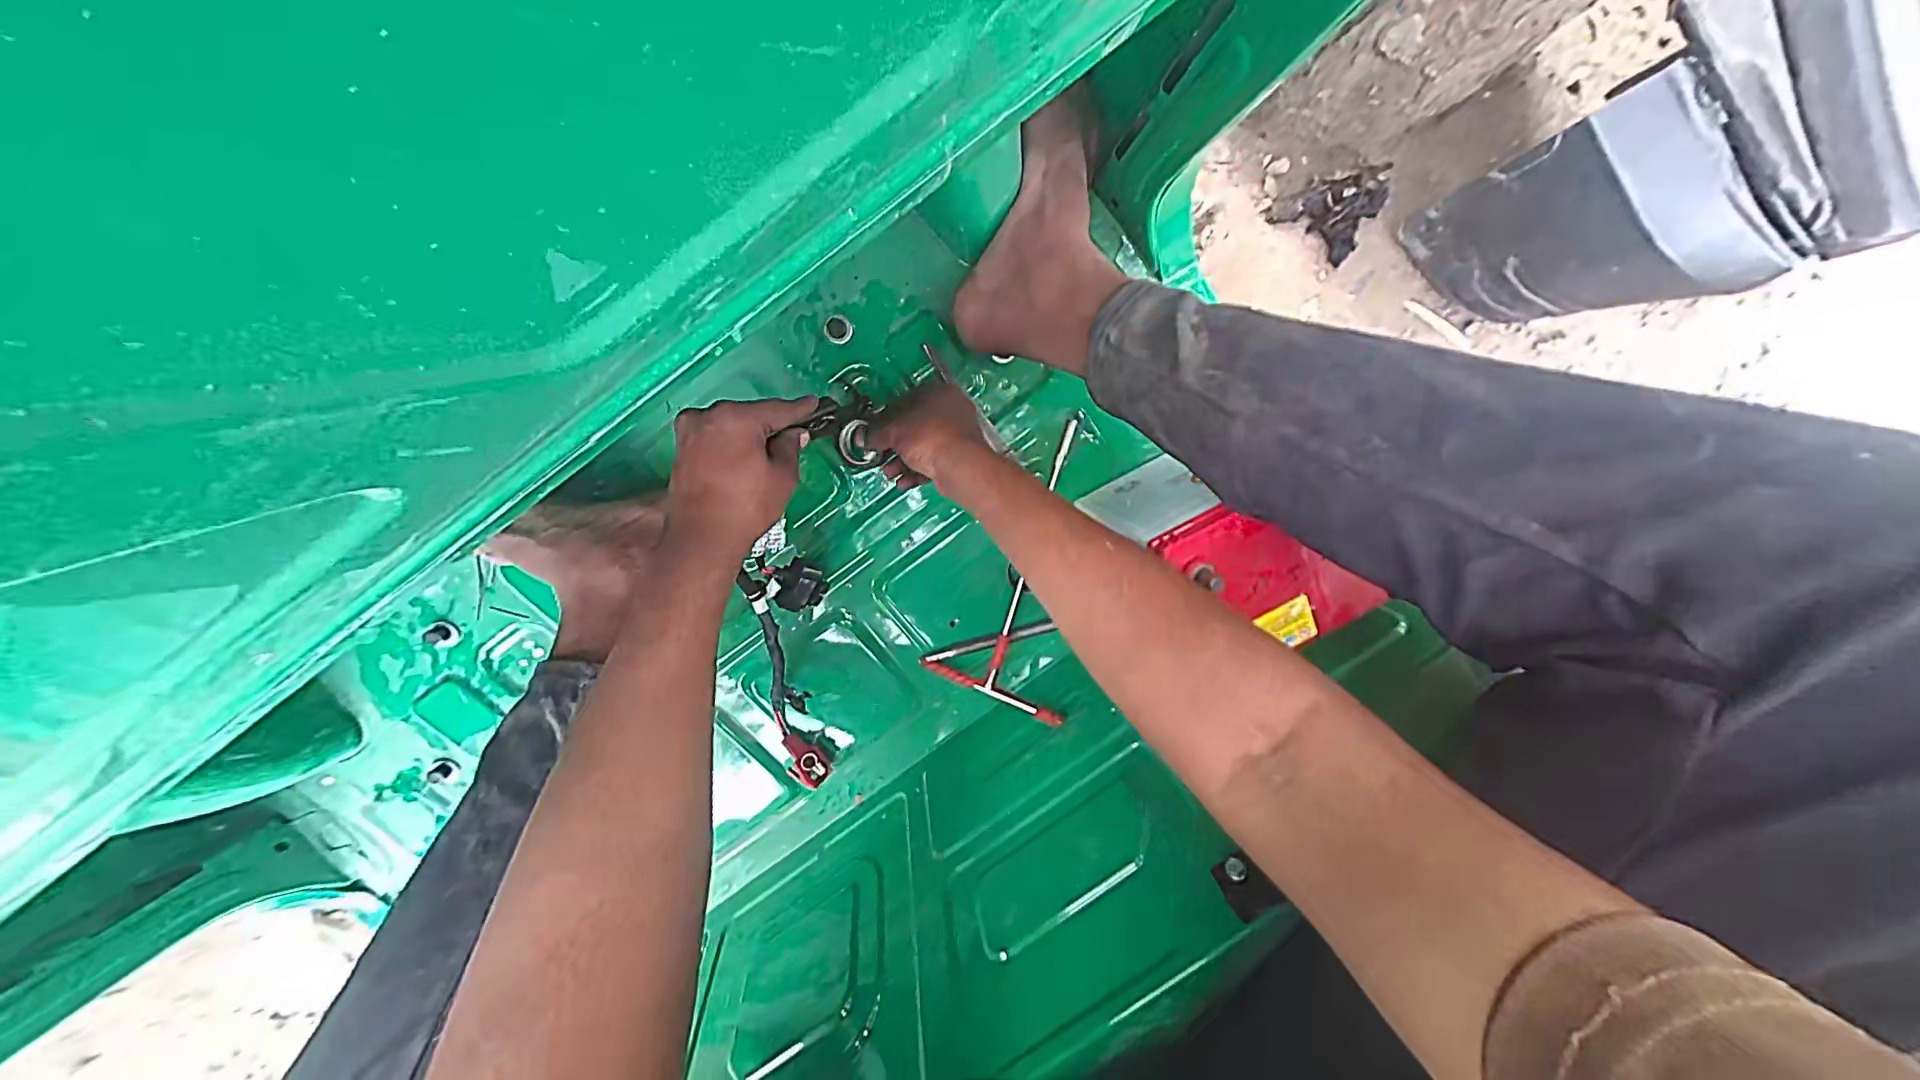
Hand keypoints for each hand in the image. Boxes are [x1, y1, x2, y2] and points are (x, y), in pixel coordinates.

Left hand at [666, 397, 817, 557]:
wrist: (703, 537)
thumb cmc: (745, 508)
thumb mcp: (783, 477)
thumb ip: (791, 448)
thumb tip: (793, 435)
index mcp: (736, 419)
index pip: (776, 409)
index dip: (800, 409)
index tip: (813, 405)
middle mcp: (709, 417)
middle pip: (750, 414)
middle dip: (771, 424)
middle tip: (794, 434)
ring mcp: (691, 431)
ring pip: (731, 424)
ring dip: (750, 434)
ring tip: (770, 450)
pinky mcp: (682, 448)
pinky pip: (715, 436)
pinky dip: (731, 442)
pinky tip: (745, 456)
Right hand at [869, 382, 997, 488]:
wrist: (958, 466)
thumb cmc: (934, 437)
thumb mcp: (893, 432)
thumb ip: (876, 434)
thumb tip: (866, 437)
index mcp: (938, 392)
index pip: (905, 401)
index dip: (886, 417)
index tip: (876, 430)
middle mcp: (952, 411)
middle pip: (914, 427)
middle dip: (894, 445)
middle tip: (881, 454)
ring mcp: (957, 436)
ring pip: (923, 448)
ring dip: (903, 461)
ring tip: (890, 471)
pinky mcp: (959, 459)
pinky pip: (933, 464)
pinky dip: (917, 472)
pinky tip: (904, 480)